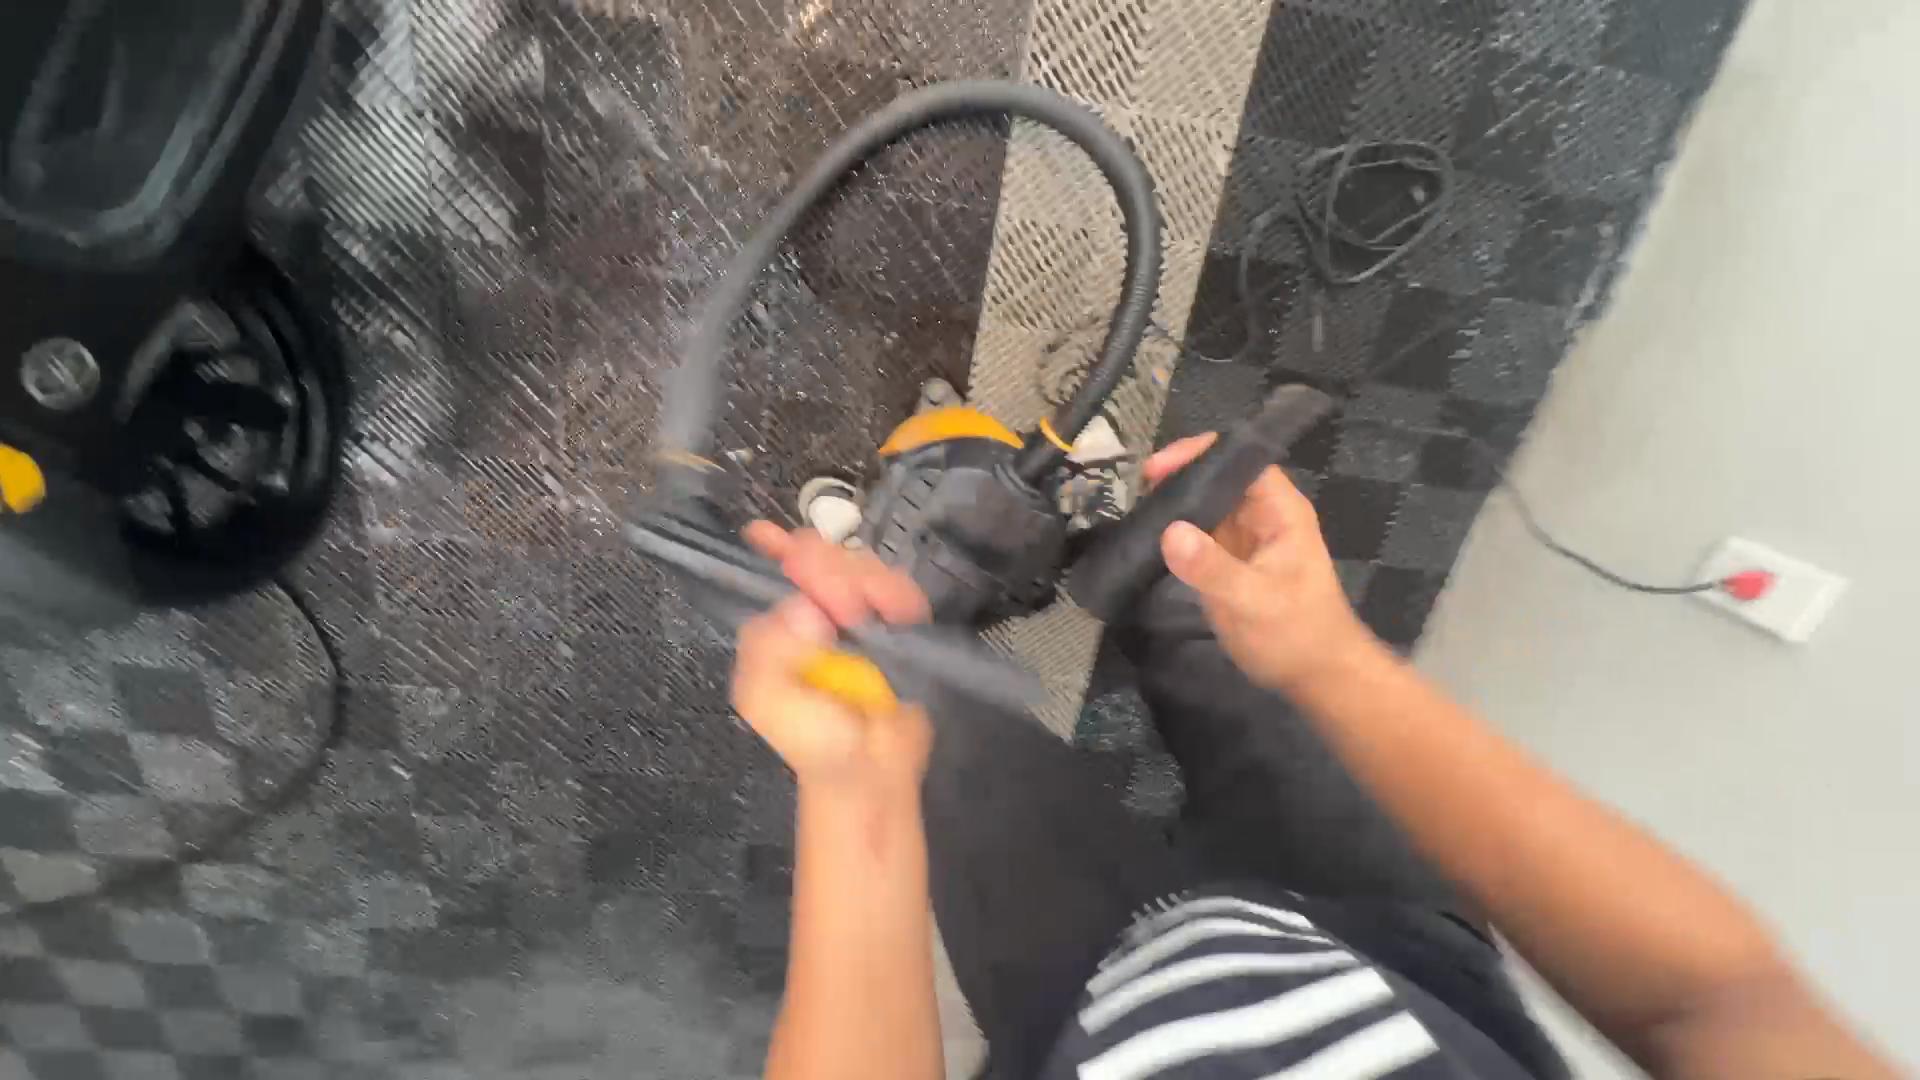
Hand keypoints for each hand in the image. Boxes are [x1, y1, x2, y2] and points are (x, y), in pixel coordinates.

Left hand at [733, 521, 933, 793]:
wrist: (872, 771)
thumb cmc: (814, 741)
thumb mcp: (767, 702)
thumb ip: (768, 655)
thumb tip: (805, 607)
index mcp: (781, 625)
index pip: (776, 573)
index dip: (776, 546)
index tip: (773, 534)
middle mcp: (817, 611)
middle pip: (822, 559)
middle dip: (830, 568)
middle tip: (842, 603)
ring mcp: (860, 615)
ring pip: (863, 567)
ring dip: (867, 581)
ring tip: (869, 613)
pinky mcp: (899, 623)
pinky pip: (901, 590)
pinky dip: (900, 593)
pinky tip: (896, 609)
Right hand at [1145, 434, 1382, 693]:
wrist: (1315, 678)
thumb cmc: (1296, 635)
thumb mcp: (1253, 602)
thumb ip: (1212, 568)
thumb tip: (1168, 532)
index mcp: (1279, 511)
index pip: (1242, 460)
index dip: (1202, 453)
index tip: (1158, 467)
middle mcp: (1261, 516)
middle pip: (1218, 477)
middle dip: (1178, 476)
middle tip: (1136, 489)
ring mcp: (1243, 538)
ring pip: (1204, 503)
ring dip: (1172, 502)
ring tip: (1134, 508)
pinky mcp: (1227, 560)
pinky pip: (1197, 532)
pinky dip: (1172, 529)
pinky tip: (1145, 535)